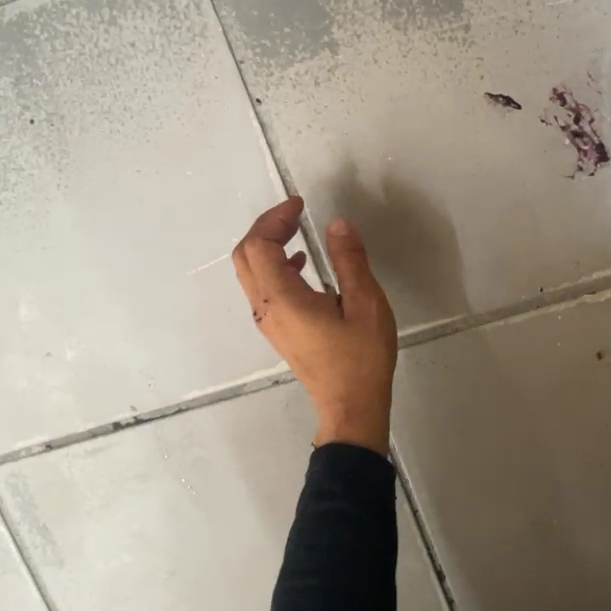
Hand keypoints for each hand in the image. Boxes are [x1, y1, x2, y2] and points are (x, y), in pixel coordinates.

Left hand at [232, 198, 397, 453]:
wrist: (352, 406)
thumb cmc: (361, 356)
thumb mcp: (366, 303)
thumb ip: (349, 260)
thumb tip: (337, 224)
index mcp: (284, 298)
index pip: (260, 246)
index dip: (275, 219)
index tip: (301, 205)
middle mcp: (266, 308)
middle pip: (245, 256)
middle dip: (266, 228)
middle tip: (295, 214)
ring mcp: (269, 322)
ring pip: (251, 273)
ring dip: (268, 245)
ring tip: (297, 231)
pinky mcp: (278, 330)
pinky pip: (263, 288)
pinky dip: (274, 265)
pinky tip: (303, 265)